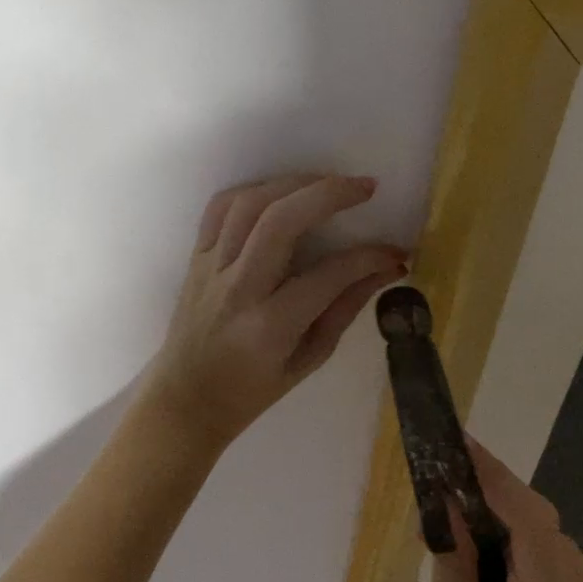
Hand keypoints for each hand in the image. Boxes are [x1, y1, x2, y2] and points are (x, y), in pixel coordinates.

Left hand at [138, 174, 407, 450]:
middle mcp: (237, 290)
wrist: (186, 398)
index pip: (327, 275)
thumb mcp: (308, 360)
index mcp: (269, 326)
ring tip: (328, 183)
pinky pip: (220, 208)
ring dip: (293, 183)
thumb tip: (387, 268)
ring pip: (249, 204)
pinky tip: (281, 191)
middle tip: (365, 188)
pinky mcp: (196, 257)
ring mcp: (211, 268)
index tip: (395, 252)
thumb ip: (345, 308)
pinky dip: (253, 190)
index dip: (368, 257)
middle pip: (280, 221)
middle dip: (328, 194)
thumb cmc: (252, 389)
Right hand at [427, 440, 582, 581]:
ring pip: (528, 515)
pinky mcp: (568, 575)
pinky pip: (531, 531)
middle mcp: (573, 579)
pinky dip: (497, 522)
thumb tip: (448, 504)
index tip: (455, 443)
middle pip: (530, 511)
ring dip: (484, 504)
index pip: (531, 522)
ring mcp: (576, 576)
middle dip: (480, 485)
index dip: (495, 477)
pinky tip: (464, 537)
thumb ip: (452, 576)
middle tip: (429, 479)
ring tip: (436, 514)